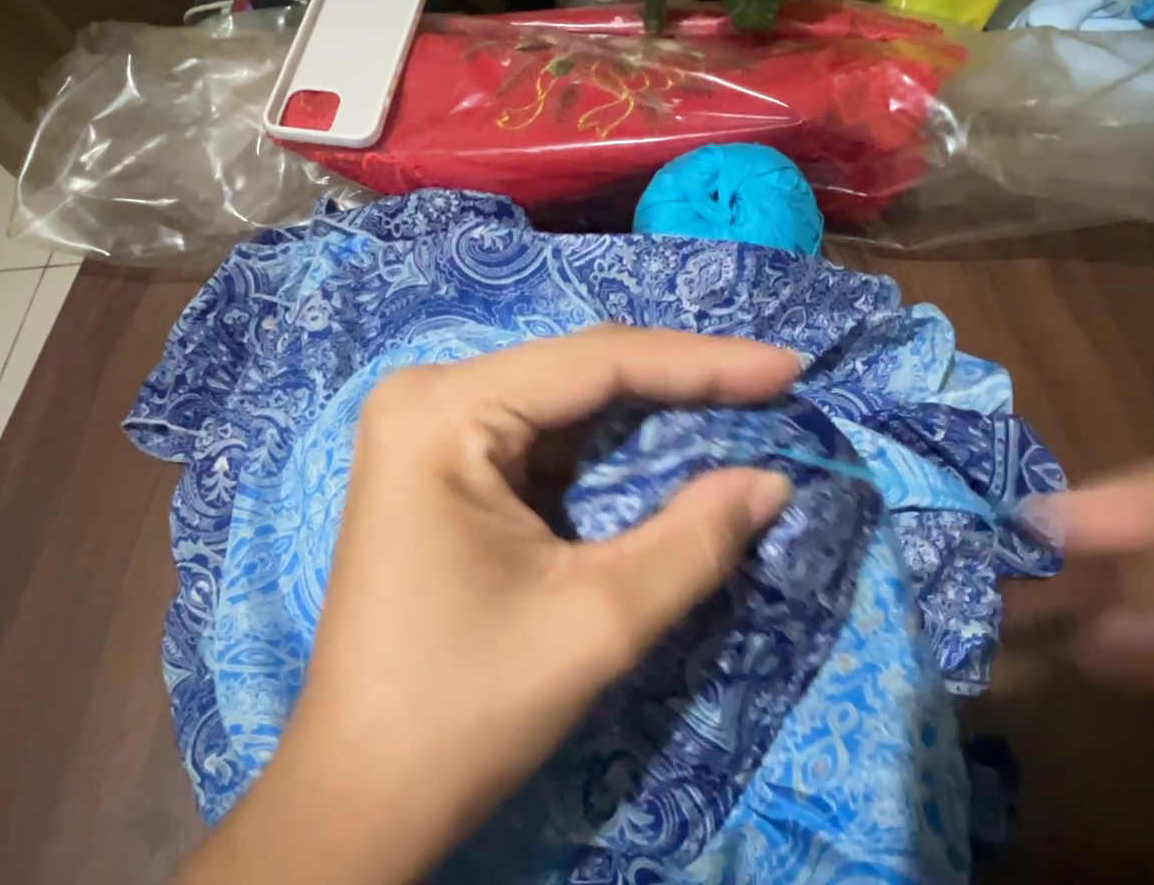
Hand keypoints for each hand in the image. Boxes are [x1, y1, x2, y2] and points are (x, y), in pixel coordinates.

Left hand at [182, 327, 798, 884]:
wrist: (364, 791)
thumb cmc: (466, 706)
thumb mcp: (597, 619)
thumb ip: (696, 538)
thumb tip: (773, 480)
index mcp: (442, 410)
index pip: (594, 363)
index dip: (702, 362)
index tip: (789, 367)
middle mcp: (427, 399)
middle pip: (576, 372)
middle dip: (679, 382)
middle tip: (773, 389)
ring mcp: (428, 431)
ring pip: (564, 403)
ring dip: (650, 413)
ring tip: (739, 408)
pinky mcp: (440, 468)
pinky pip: (541, 438)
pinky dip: (608, 448)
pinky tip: (668, 446)